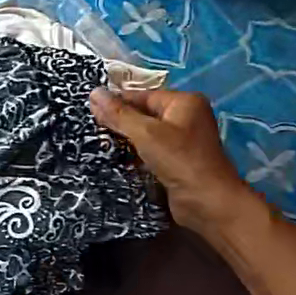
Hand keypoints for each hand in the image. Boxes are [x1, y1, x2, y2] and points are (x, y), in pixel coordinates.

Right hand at [90, 87, 265, 230]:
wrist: (206, 201)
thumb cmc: (179, 160)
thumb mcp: (145, 133)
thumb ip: (119, 114)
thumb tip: (94, 93)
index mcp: (184, 102)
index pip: (142, 96)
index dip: (116, 102)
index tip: (89, 110)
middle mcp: (185, 117)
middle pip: (144, 114)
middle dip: (119, 122)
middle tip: (91, 128)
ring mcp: (182, 141)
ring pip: (145, 134)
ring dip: (125, 140)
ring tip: (98, 143)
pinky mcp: (176, 161)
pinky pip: (150, 151)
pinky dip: (134, 154)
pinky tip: (115, 159)